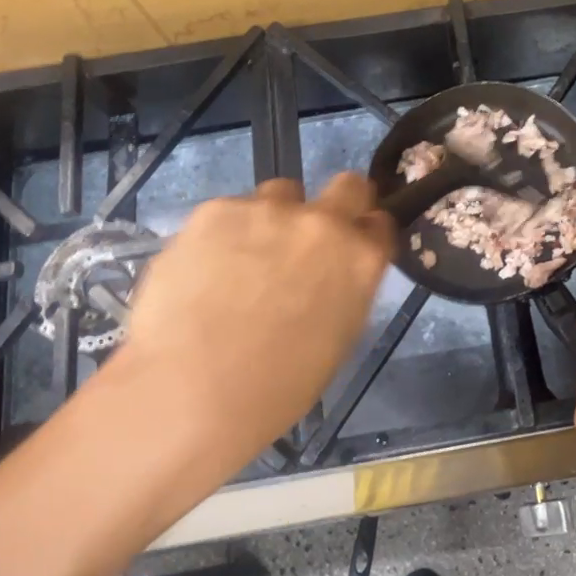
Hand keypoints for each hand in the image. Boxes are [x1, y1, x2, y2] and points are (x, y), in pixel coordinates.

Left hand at [113, 175, 393, 462]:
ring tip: (240, 262)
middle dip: (335, 206)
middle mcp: (324, 223)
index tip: (348, 249)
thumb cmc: (277, 387)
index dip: (363, 235)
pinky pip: (229, 211)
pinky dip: (223, 233)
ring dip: (272, 219)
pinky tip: (203, 270)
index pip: (380, 224)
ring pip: (279, 195)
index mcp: (361, 260)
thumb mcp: (337, 338)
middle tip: (306, 241)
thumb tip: (328, 275)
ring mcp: (268, 211)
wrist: (195, 389)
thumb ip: (343, 289)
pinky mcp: (215, 210)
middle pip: (347, 187)